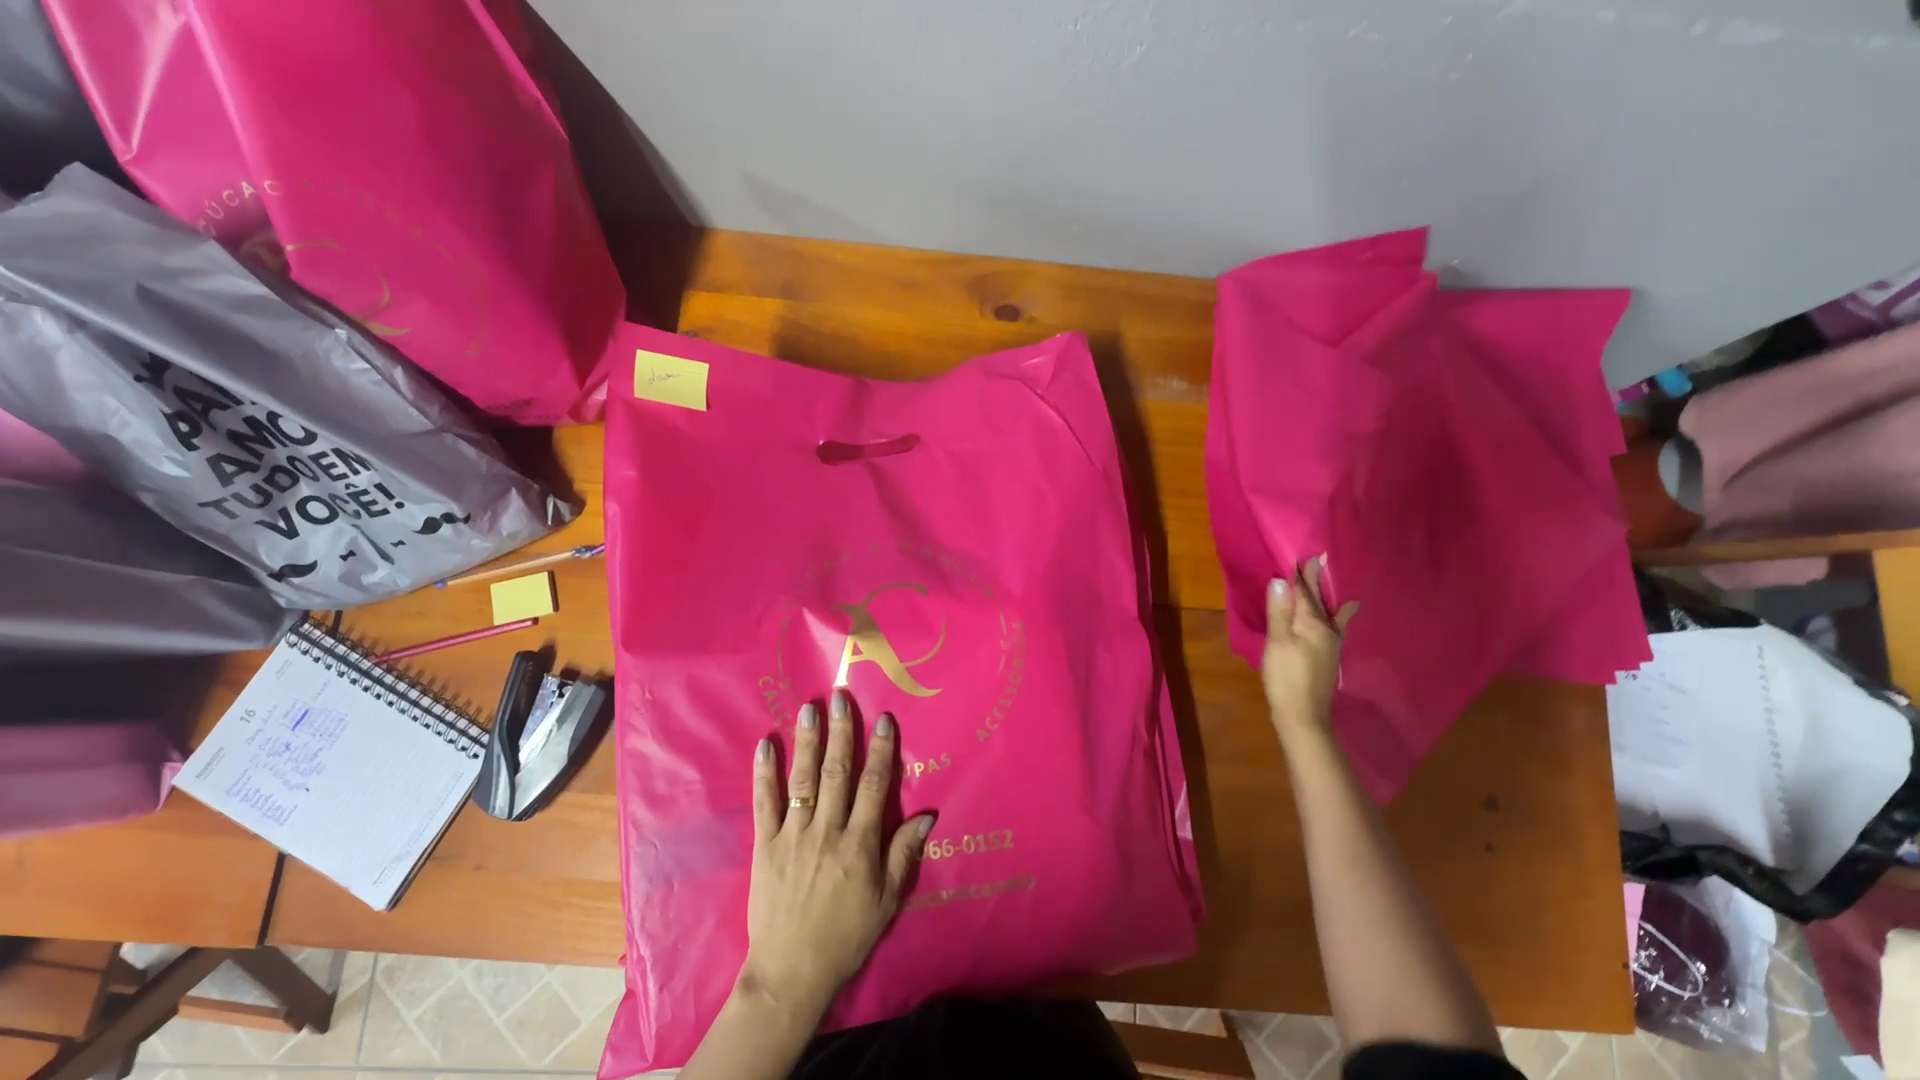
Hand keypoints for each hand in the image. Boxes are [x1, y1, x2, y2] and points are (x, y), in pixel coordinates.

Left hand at [740, 689, 933, 1012]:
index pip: (875, 785)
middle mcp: (828, 830)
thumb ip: (904, 854)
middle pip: (837, 771)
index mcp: (860, 843)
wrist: (792, 970)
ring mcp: (793, 835)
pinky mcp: (765, 845)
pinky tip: (765, 745)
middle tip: (841, 697)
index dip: (882, 749)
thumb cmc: (847, 936)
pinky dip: (764, 772)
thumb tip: (927, 815)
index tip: (884, 719)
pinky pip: (764, 802)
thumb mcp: (887, 900)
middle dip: (842, 731)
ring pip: (803, 778)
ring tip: (810, 708)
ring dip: (807, 740)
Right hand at [1262, 555, 1358, 736]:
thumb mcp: (1277, 643)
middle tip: (1317, 563)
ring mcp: (1331, 646)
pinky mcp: (1329, 659)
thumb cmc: (1286, 678)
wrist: (1304, 715)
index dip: (1301, 577)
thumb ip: (1279, 612)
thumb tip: (1279, 580)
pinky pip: (1335, 630)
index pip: (1305, 594)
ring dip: (1328, 601)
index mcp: (1313, 624)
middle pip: (1319, 602)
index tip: (1304, 557)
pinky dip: (1340, 622)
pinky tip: (1341, 625)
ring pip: (1329, 616)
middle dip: (1315, 584)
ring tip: (1343, 592)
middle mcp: (1327, 631)